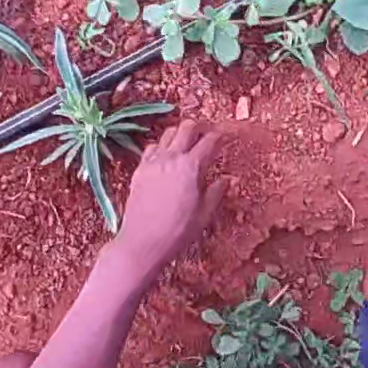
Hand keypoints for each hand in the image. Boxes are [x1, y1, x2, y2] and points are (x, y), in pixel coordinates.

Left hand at [106, 121, 227, 282]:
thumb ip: (216, 192)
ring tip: (188, 141)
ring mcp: (153, 162)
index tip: (225, 136)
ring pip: (168, 133)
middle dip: (201, 126)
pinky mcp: (140, 170)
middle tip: (208, 131)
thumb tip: (227, 179)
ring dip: (181, 133)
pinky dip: (163, 146)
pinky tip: (167, 156)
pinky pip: (153, 148)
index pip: (209, 142)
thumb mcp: (204, 214)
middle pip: (187, 127)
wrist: (143, 242)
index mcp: (191, 168)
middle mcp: (171, 159)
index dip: (220, 136)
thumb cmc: (177, 232)